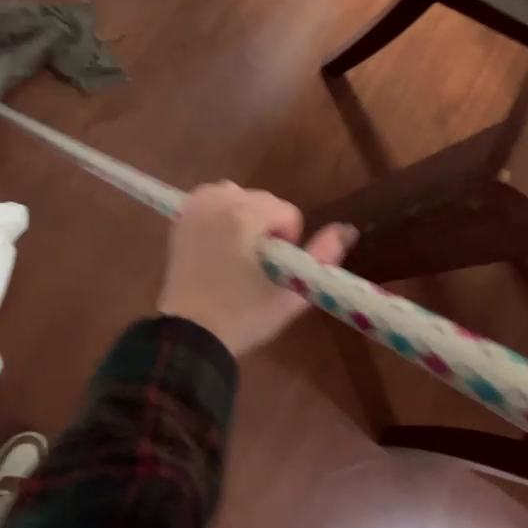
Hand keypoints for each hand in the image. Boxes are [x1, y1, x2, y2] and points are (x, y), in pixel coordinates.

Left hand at [156, 182, 356, 355]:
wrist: (192, 332)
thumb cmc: (244, 315)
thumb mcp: (290, 292)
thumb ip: (322, 257)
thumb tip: (346, 229)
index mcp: (245, 216)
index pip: (286, 211)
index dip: (288, 239)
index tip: (274, 267)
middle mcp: (218, 203)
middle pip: (262, 200)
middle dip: (267, 226)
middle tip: (257, 264)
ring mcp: (196, 208)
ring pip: (235, 194)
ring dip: (244, 215)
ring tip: (239, 251)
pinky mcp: (180, 217)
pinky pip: (209, 197)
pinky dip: (219, 210)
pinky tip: (219, 238)